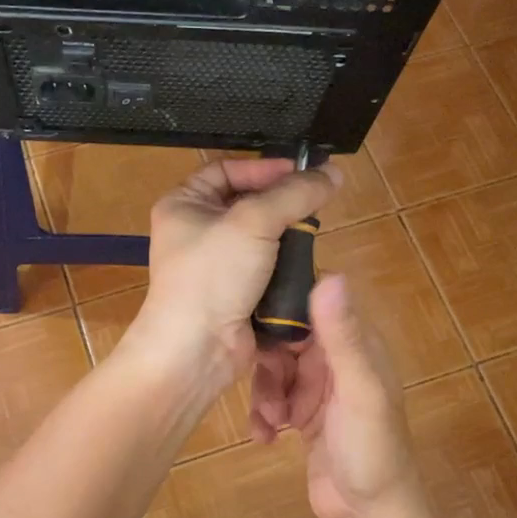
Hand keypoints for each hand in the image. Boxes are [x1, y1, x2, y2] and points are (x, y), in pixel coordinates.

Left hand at [130, 158, 339, 372]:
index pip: (227, 170)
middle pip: (248, 203)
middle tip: (315, 202)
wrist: (197, 349)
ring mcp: (215, 265)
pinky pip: (267, 269)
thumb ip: (294, 194)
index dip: (264, 167)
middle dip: (281, 203)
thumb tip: (333, 172)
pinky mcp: (235, 293)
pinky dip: (286, 266)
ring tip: (313, 234)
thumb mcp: (253, 222)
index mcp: (184, 204)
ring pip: (262, 237)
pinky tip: (304, 263)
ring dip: (287, 236)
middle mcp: (196, 231)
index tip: (302, 171)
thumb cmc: (212, 275)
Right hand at [250, 275, 421, 517]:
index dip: (283, 299)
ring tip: (272, 421)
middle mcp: (338, 358)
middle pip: (286, 334)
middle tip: (260, 384)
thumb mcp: (357, 392)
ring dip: (265, 392)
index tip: (250, 310)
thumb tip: (330, 276)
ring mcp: (320, 386)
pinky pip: (273, 398)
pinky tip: (266, 437)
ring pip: (275, 368)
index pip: (315, 298)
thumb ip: (343, 337)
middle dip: (268, 359)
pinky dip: (264, 414)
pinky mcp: (305, 413)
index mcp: (358, 343)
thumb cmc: (372, 451)